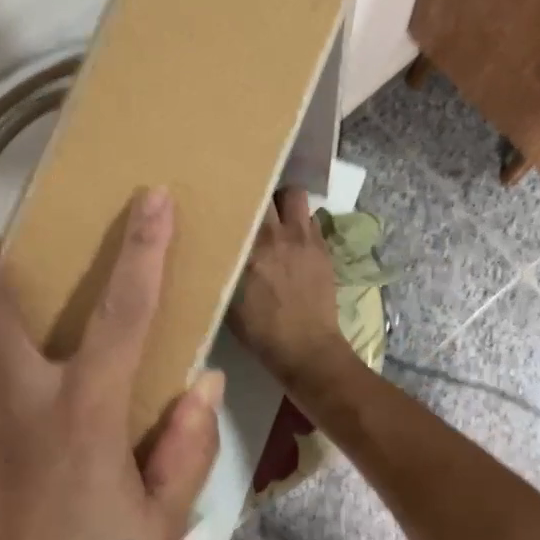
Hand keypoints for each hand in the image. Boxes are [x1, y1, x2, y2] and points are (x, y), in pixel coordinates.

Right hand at [229, 187, 346, 384]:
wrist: (307, 348)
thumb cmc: (263, 331)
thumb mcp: (230, 302)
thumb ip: (225, 269)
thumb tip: (215, 251)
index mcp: (252, 246)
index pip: (244, 203)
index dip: (239, 197)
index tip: (230, 199)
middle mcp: (281, 234)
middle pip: (277, 191)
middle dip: (267, 194)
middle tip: (256, 206)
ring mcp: (307, 240)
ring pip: (299, 199)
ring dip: (288, 204)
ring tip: (279, 217)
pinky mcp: (324, 250)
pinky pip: (313, 221)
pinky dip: (303, 224)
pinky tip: (295, 240)